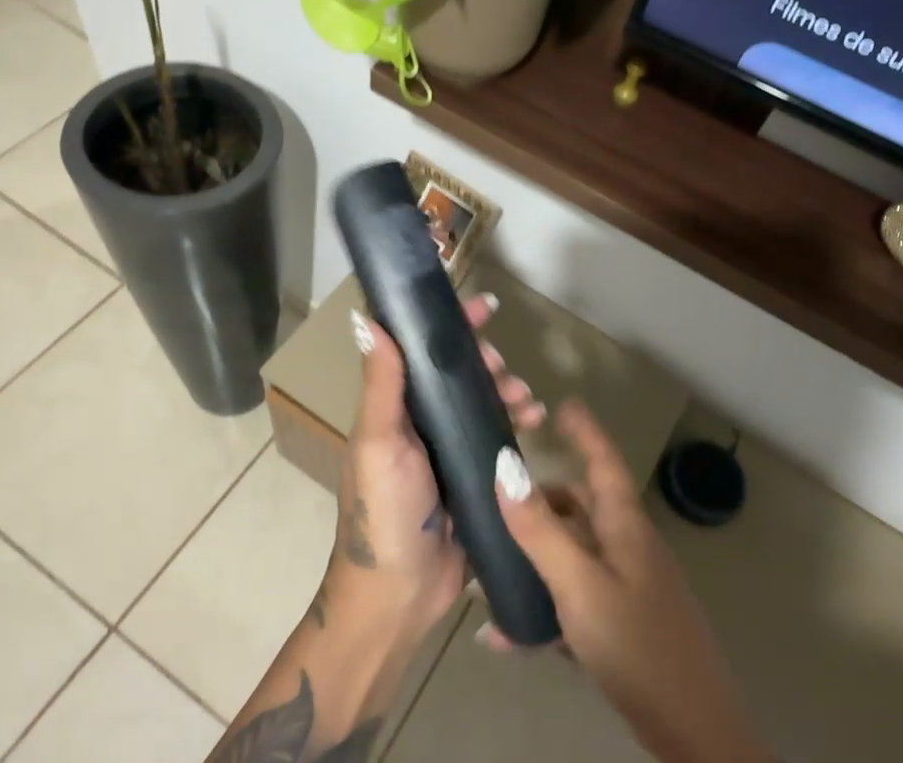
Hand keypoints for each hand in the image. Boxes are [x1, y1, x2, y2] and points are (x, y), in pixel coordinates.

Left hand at [316, 294, 545, 636]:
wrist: (400, 596)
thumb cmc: (384, 513)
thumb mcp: (379, 443)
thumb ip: (381, 384)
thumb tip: (366, 319)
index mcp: (392, 411)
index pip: (418, 353)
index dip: (447, 326)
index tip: (483, 307)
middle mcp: (418, 425)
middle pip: (456, 375)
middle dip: (484, 362)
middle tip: (504, 367)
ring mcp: (447, 453)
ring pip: (481, 404)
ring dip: (505, 390)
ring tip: (526, 397)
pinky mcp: (473, 481)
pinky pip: (498, 439)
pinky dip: (517, 421)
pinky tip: (536, 419)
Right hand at [486, 403, 765, 762]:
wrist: (693, 725)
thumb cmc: (635, 643)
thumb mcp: (579, 584)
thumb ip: (540, 529)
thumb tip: (505, 465)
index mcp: (626, 528)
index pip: (605, 463)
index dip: (586, 431)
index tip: (565, 403)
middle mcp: (631, 550)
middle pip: (587, 508)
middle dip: (548, 499)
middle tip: (504, 497)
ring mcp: (632, 589)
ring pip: (579, 554)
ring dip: (541, 552)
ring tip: (496, 562)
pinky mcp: (626, 626)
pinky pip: (578, 599)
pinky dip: (546, 603)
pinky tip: (508, 633)